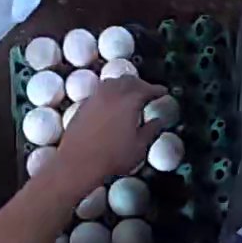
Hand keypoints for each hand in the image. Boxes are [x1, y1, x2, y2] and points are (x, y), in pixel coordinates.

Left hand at [40, 76, 166, 193]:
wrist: (78, 162)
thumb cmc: (111, 157)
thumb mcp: (139, 147)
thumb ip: (151, 131)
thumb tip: (158, 122)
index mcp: (129, 100)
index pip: (147, 88)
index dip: (157, 89)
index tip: (163, 92)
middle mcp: (112, 94)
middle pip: (129, 80)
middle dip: (141, 83)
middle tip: (148, 91)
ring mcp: (95, 98)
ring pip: (112, 82)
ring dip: (123, 84)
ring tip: (129, 93)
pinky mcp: (83, 105)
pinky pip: (100, 91)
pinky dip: (109, 92)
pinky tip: (111, 103)